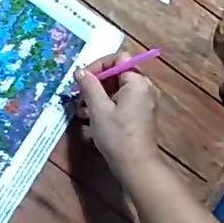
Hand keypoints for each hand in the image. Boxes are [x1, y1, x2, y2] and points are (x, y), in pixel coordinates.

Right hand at [75, 53, 159, 176]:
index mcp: (137, 82)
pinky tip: (90, 117)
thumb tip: (80, 71)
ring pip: (117, 88)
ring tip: (81, 108)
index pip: (118, 58)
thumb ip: (89, 85)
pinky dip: (105, 104)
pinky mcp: (139, 114)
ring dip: (97, 94)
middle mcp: (144, 88)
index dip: (98, 65)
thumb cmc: (116, 134)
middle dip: (95, 82)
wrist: (135, 164)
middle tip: (78, 94)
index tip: (81, 78)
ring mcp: (143, 102)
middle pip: (117, 73)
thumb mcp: (98, 108)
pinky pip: (121, 100)